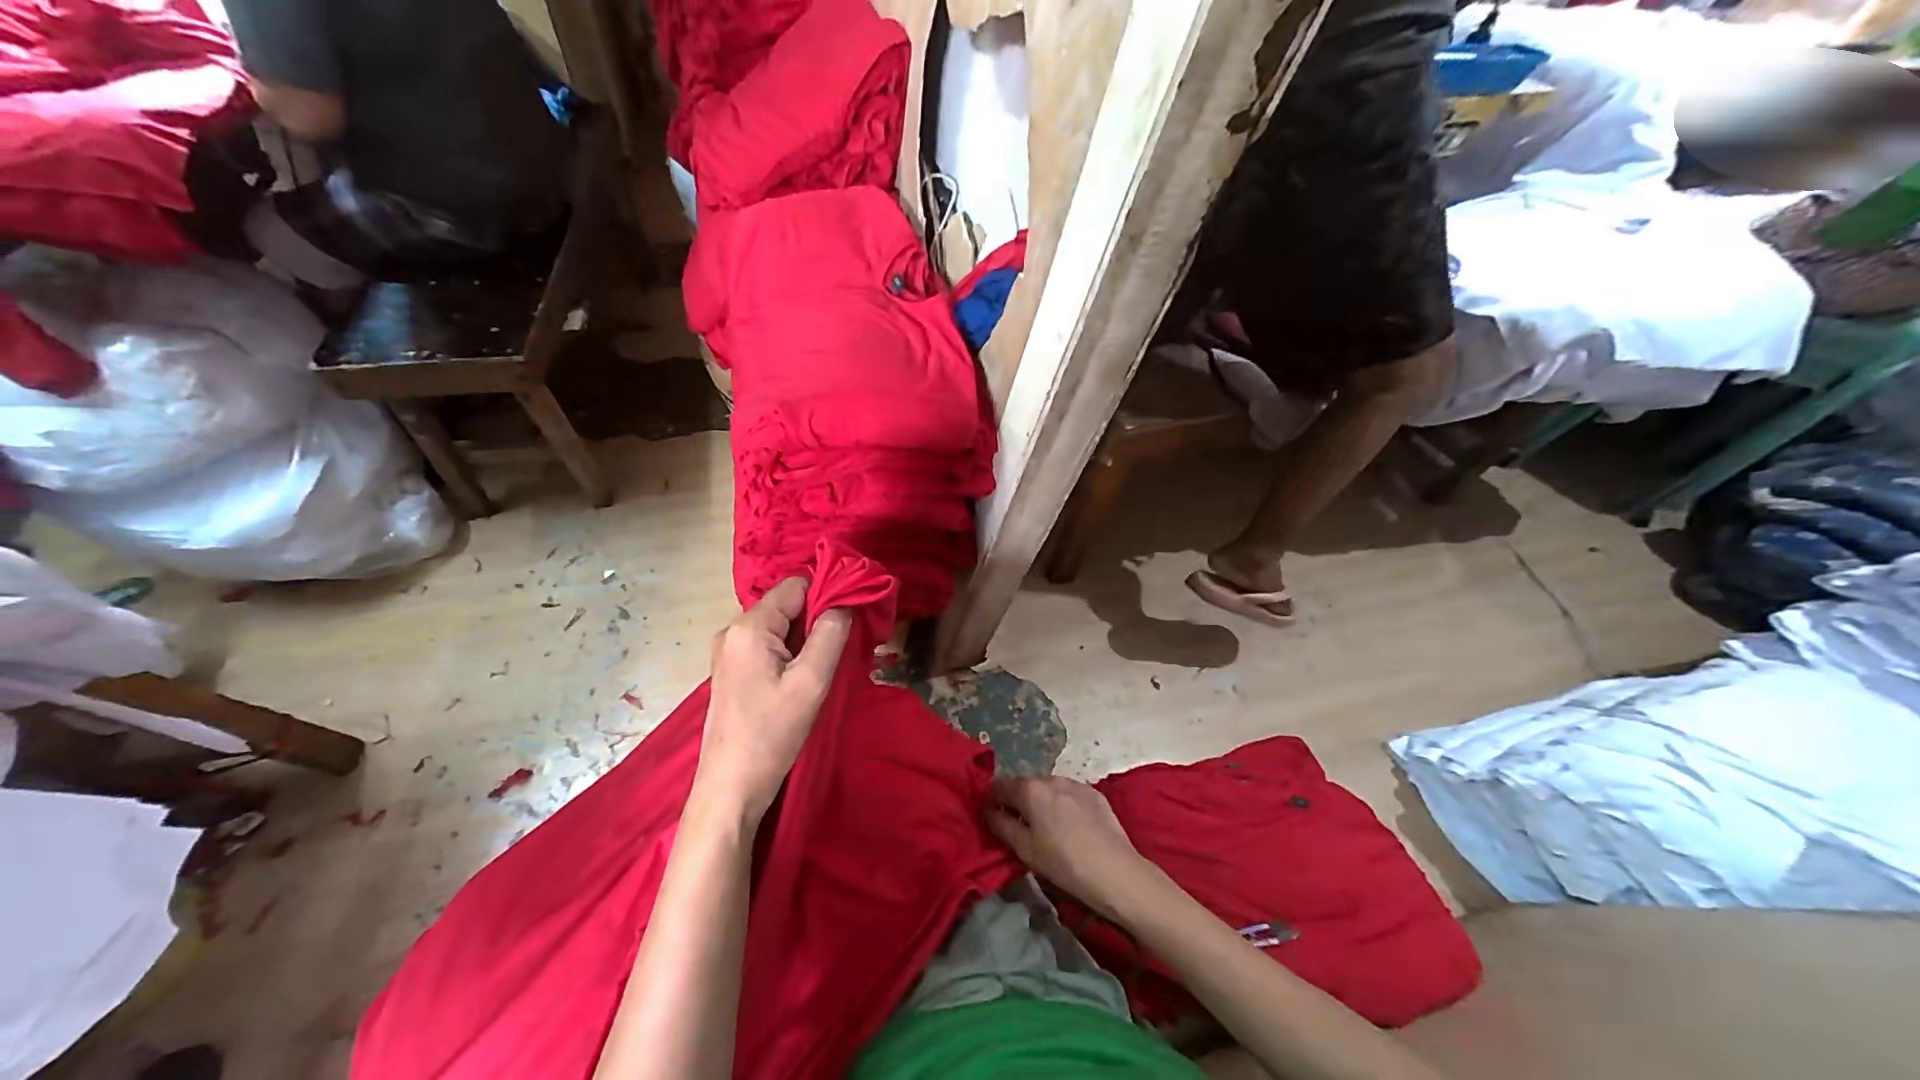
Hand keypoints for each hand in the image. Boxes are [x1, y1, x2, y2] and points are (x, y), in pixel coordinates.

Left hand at [693, 578, 852, 824]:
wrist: (730, 788)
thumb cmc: (771, 734)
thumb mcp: (810, 682)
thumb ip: (830, 634)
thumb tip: (845, 601)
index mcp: (749, 626)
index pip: (796, 585)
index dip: (828, 591)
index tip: (857, 610)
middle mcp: (733, 631)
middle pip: (787, 604)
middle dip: (819, 616)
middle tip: (848, 640)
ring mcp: (729, 653)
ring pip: (780, 627)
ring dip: (807, 637)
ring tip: (830, 662)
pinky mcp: (732, 673)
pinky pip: (769, 646)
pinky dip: (792, 652)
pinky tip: (807, 676)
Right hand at [986, 776, 1165, 920]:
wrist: (1115, 871)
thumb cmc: (1063, 862)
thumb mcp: (1024, 849)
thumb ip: (1001, 825)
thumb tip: (989, 810)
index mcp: (1030, 789)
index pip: (999, 786)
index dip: (992, 800)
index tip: (991, 817)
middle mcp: (1051, 778)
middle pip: (1025, 785)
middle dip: (1018, 802)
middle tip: (1019, 827)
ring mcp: (1076, 784)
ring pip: (1049, 789)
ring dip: (1041, 802)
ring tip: (1047, 828)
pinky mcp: (1095, 794)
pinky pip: (1069, 795)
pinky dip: (1063, 805)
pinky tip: (1070, 827)